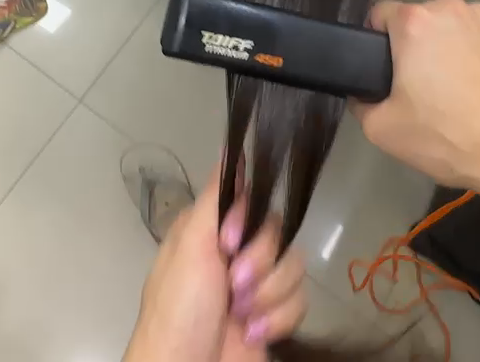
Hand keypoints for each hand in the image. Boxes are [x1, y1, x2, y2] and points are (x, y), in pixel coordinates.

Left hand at [124, 173, 308, 361]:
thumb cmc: (180, 306)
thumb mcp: (189, 244)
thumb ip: (214, 196)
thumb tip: (228, 146)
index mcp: (210, 228)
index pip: (250, 199)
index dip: (247, 220)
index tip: (229, 241)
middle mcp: (234, 250)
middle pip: (276, 231)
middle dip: (260, 263)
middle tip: (234, 286)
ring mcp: (256, 283)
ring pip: (293, 265)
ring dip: (269, 295)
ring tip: (242, 316)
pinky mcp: (274, 314)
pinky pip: (299, 300)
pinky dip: (278, 319)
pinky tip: (254, 333)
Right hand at [352, 0, 479, 229]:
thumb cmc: (453, 138)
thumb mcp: (385, 132)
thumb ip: (361, 103)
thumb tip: (363, 92)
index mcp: (413, 23)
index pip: (379, 15)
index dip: (378, 43)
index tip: (389, 73)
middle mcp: (449, 7)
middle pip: (420, 20)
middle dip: (419, 46)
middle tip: (426, 89)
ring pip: (455, 25)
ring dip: (453, 45)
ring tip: (465, 88)